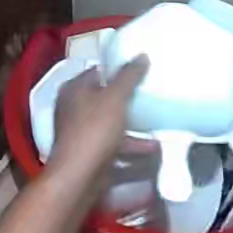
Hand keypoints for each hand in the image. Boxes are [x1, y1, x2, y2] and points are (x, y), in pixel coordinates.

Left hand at [45, 57, 147, 189]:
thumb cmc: (94, 130)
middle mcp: (73, 108)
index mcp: (74, 89)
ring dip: (133, 126)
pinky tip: (154, 150)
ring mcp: (79, 132)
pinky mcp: (88, 153)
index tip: (141, 72)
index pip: (97, 72)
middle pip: (104, 98)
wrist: (78, 177)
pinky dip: (130, 146)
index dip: (117, 71)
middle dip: (128, 100)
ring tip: (159, 126)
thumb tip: (141, 55)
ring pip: (110, 123)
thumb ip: (128, 77)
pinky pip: (112, 144)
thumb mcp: (115, 98)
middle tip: (151, 97)